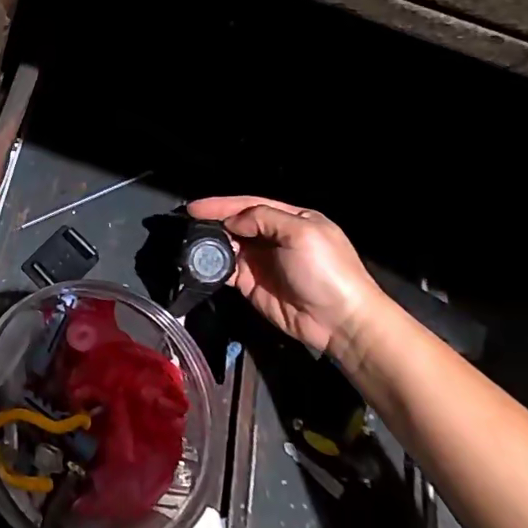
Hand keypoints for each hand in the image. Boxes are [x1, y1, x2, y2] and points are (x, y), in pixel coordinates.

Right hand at [186, 196, 391, 355]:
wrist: (341, 322)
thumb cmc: (328, 271)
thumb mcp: (302, 234)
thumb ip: (264, 219)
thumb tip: (232, 221)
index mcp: (291, 220)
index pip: (250, 205)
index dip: (221, 205)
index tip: (194, 207)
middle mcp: (274, 238)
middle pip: (236, 224)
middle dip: (212, 222)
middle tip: (187, 222)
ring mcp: (262, 262)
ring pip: (228, 246)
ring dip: (210, 243)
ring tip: (190, 242)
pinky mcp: (252, 284)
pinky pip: (227, 271)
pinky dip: (212, 266)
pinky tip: (200, 263)